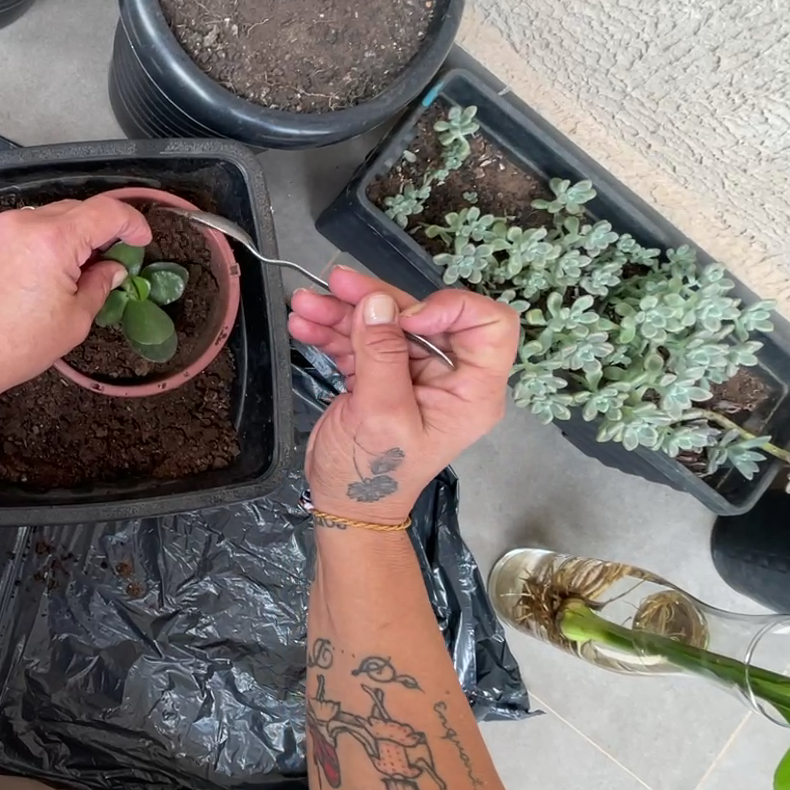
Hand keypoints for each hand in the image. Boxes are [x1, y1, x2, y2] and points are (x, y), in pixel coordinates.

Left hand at [0, 195, 150, 393]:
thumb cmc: (17, 345)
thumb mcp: (74, 320)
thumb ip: (100, 284)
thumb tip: (112, 268)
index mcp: (52, 240)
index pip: (106, 212)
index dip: (131, 222)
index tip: (141, 238)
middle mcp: (23, 222)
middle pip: (75, 211)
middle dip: (96, 232)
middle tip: (107, 260)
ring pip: (46, 217)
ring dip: (65, 236)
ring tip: (70, 270)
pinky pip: (20, 227)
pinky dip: (37, 240)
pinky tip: (39, 270)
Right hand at [288, 268, 518, 523]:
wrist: (344, 505)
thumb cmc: (373, 471)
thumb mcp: (380, 413)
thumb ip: (380, 356)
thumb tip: (376, 302)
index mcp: (470, 388)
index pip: (487, 325)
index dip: (448, 308)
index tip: (399, 315)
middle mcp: (445, 375)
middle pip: (419, 318)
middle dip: (374, 301)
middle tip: (331, 283)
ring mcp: (408, 376)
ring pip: (381, 327)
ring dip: (340, 314)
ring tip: (302, 305)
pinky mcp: (375, 379)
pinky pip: (357, 344)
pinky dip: (330, 333)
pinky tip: (302, 325)